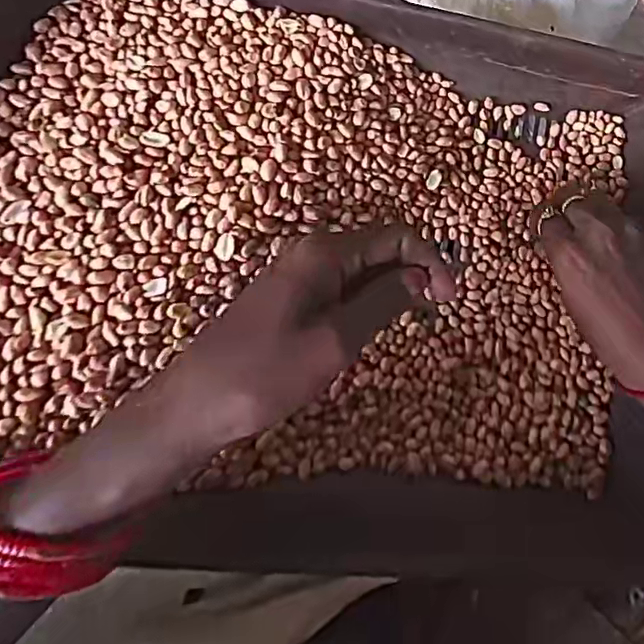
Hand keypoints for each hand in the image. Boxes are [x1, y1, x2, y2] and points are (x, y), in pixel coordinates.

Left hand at [148, 225, 458, 443]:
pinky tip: (369, 332)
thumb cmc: (263, 375)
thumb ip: (382, 303)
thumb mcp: (333, 342)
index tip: (452, 299)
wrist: (192, 406)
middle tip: (438, 314)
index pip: (395, 237)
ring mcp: (299, 275)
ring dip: (392, 291)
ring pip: (362, 271)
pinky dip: (366, 304)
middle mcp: (312, 253)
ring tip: (409, 325)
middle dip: (414, 274)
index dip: (431, 260)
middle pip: (380, 249)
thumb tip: (420, 276)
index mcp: (323, 252)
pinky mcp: (291, 299)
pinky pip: (341, 289)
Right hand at [537, 192, 643, 391]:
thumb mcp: (571, 301)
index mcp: (569, 253)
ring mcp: (627, 231)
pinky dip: (616, 226)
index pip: (547, 219)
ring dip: (591, 212)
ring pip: (600, 203)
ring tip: (590, 228)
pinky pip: (625, 220)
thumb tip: (560, 251)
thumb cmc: (610, 338)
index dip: (543, 224)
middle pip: (572, 200)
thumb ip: (564, 266)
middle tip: (565, 223)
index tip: (543, 229)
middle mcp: (596, 233)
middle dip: (565, 211)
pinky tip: (618, 246)